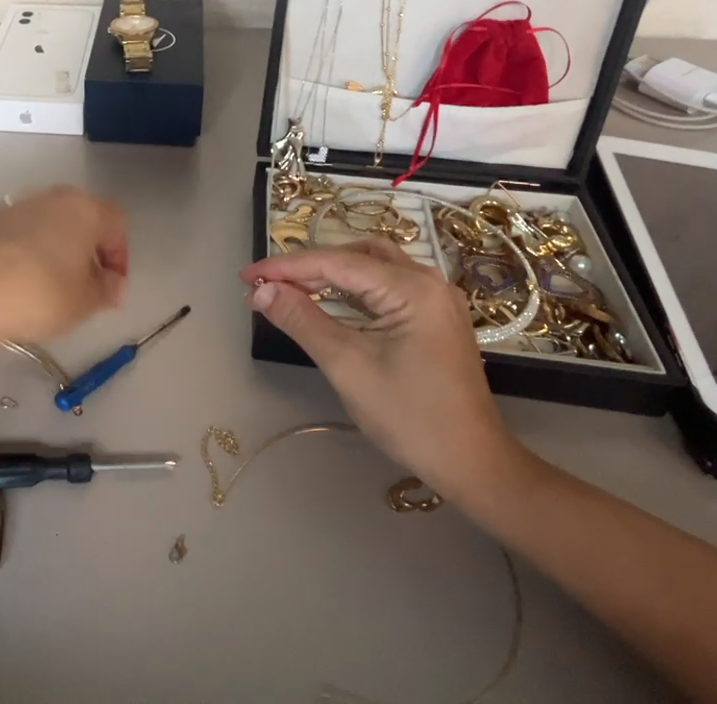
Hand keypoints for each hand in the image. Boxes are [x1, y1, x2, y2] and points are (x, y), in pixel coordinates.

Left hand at [0, 186, 127, 350]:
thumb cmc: (41, 295)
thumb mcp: (85, 302)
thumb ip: (106, 288)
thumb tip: (113, 283)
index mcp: (84, 210)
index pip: (116, 224)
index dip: (120, 255)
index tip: (112, 286)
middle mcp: (52, 198)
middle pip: (82, 216)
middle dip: (89, 246)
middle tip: (87, 281)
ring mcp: (17, 206)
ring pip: (50, 221)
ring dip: (58, 245)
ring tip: (54, 281)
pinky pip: (22, 231)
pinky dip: (30, 248)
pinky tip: (23, 277)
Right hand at [240, 240, 523, 497]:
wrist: (470, 462)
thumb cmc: (409, 416)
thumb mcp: (346, 365)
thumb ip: (301, 320)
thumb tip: (260, 291)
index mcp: (412, 289)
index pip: (337, 263)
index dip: (287, 266)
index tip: (246, 276)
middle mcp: (428, 282)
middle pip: (356, 255)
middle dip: (308, 266)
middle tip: (266, 284)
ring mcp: (436, 299)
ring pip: (372, 267)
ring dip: (330, 274)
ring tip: (290, 290)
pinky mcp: (434, 318)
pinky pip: (385, 287)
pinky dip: (351, 289)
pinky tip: (326, 302)